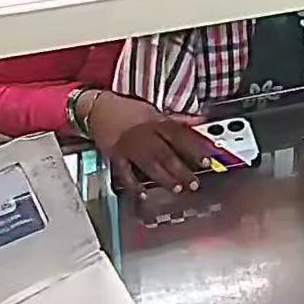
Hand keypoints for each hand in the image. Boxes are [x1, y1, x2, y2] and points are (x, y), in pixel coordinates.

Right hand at [84, 91, 223, 194]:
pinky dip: (134, 186)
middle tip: (194, 183)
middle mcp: (145, 135)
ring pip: (150, 165)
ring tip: (177, 188)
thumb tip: (199, 119)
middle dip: (182, 170)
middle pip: (167, 155)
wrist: (98, 108)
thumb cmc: (128, 110)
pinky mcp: (116, 157)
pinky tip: (143, 195)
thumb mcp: (154, 110)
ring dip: (165, 178)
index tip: (206, 162)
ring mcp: (130, 148)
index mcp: (156, 122)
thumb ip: (178, 118)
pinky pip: (126, 174)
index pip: (180, 136)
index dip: (195, 150)